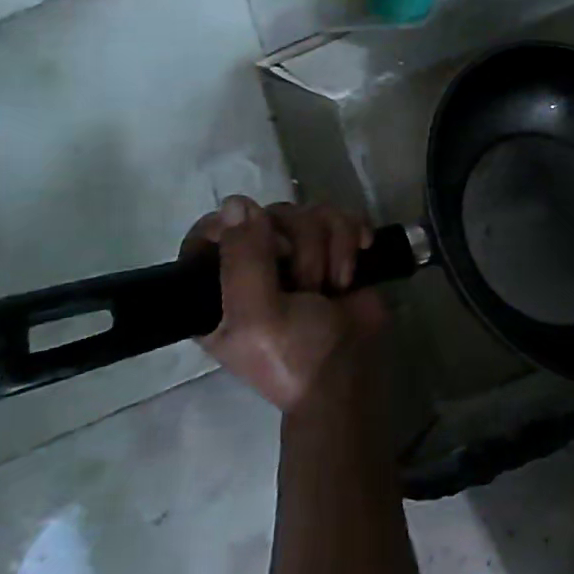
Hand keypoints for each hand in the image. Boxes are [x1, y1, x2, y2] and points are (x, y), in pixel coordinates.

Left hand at [180, 196, 382, 412]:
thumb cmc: (292, 354)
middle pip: (274, 213)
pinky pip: (345, 217)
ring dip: (333, 248)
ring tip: (336, 284)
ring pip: (314, 213)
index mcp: (216, 282)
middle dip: (303, 248)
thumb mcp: (256, 315)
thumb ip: (244, 260)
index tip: (271, 252)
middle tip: (309, 286)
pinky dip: (355, 236)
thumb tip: (238, 202)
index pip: (214, 228)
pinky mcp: (338, 250)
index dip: (243, 229)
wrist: (350, 371)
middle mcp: (256, 262)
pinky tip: (360, 257)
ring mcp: (300, 255)